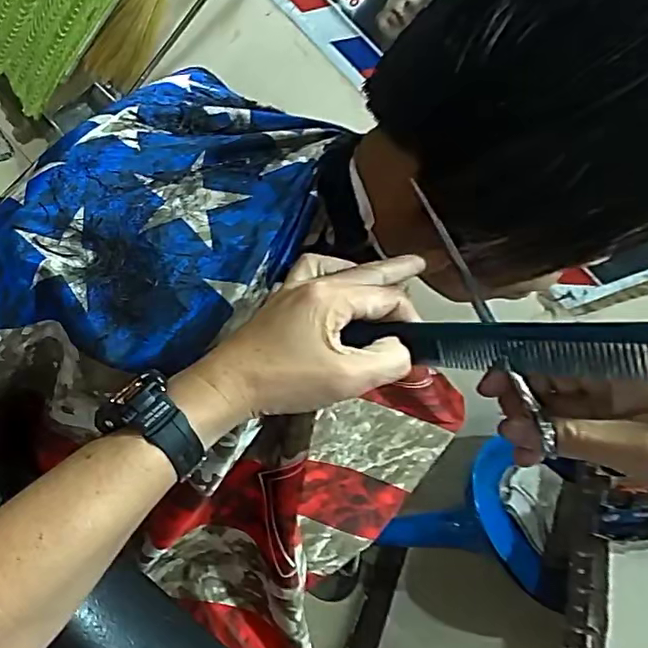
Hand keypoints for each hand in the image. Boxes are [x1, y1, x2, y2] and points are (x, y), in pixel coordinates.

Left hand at [185, 254, 423, 420]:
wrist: (229, 383)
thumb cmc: (284, 381)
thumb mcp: (348, 378)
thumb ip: (387, 360)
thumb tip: (401, 349)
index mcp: (330, 296)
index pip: (387, 298)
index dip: (410, 320)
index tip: (418, 346)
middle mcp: (310, 285)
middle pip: (362, 273)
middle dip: (394, 270)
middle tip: (418, 263)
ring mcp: (289, 292)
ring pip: (332, 268)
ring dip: (357, 270)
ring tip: (376, 276)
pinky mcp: (277, 305)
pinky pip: (308, 276)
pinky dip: (327, 276)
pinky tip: (331, 290)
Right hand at [480, 373, 647, 528]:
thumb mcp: (641, 450)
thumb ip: (566, 436)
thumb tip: (512, 429)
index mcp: (630, 360)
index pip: (549, 352)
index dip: (511, 370)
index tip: (489, 397)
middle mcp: (635, 369)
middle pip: (558, 376)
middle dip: (527, 407)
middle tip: (518, 443)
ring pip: (577, 400)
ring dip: (550, 426)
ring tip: (539, 457)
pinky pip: (602, 417)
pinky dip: (579, 436)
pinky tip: (573, 457)